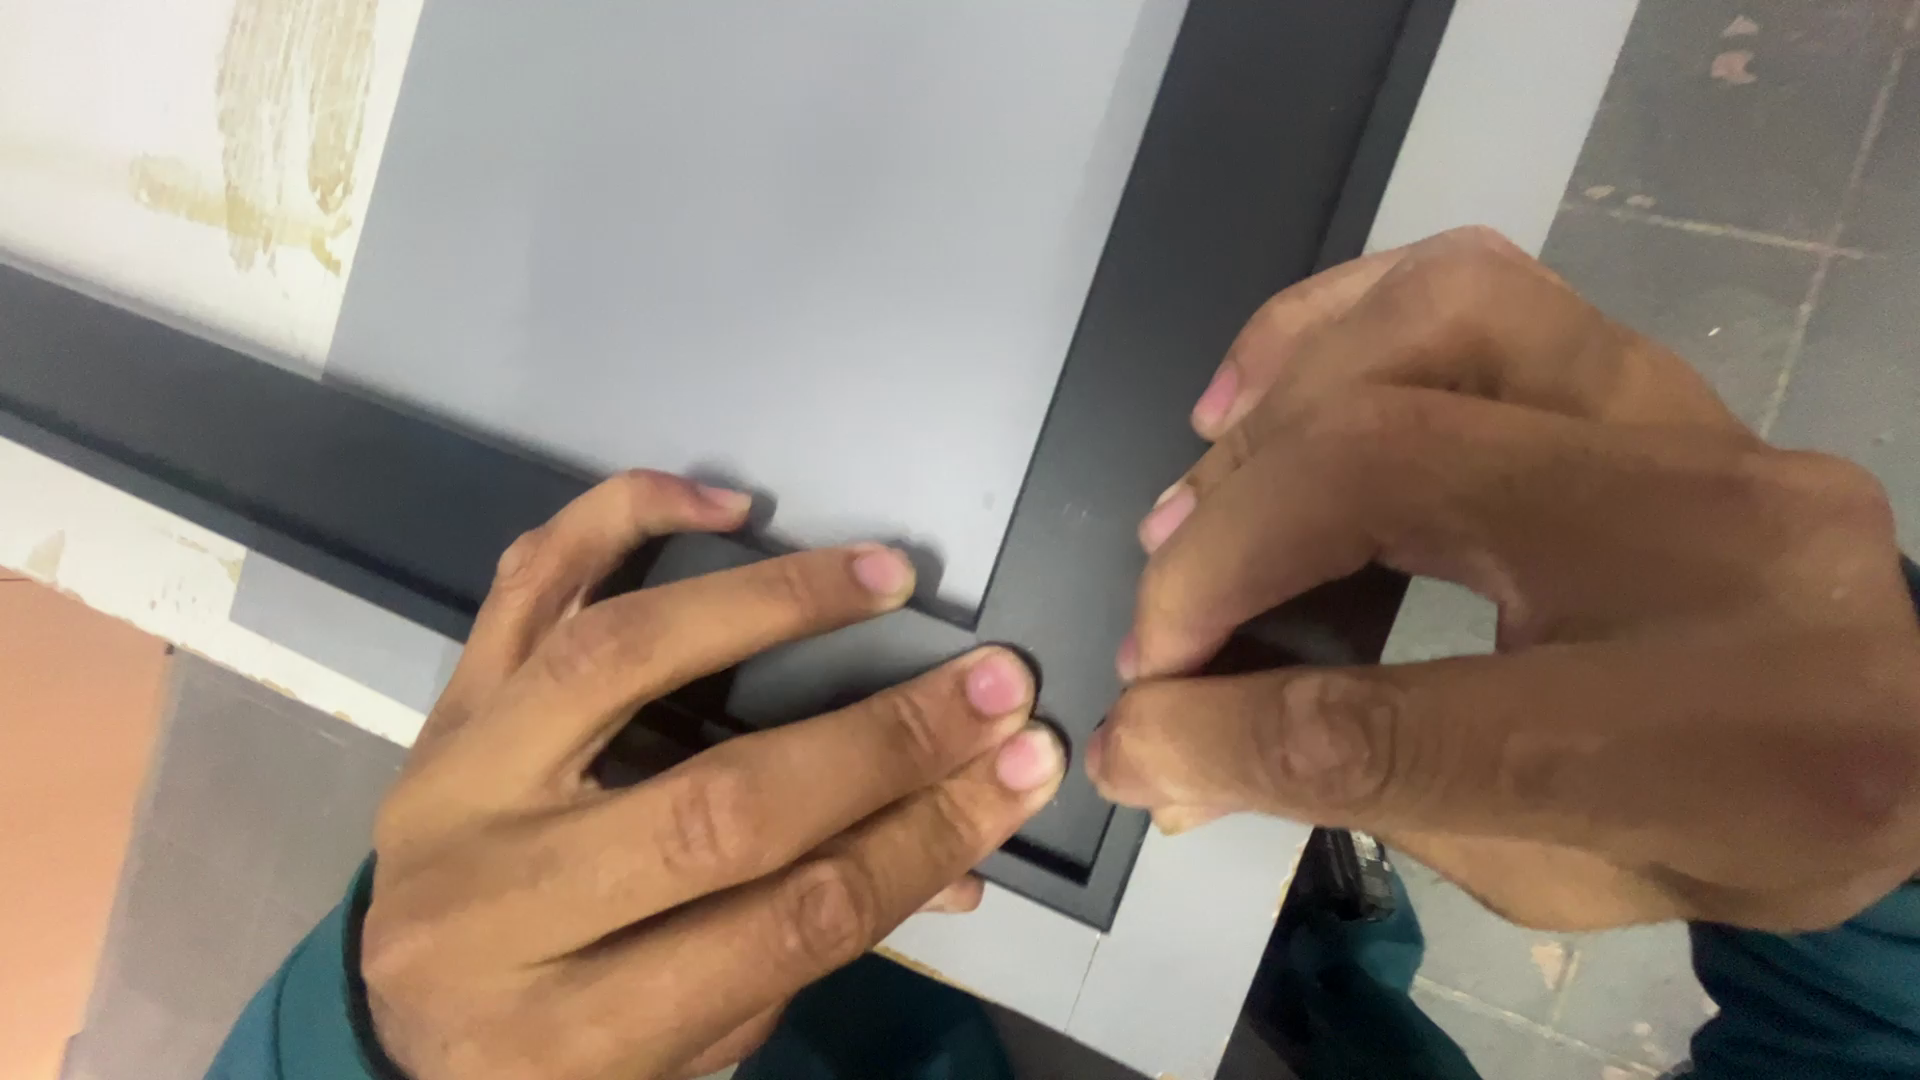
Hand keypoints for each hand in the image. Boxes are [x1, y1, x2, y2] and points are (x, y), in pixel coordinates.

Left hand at [360, 471, 1064, 1079]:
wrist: (401, 1015)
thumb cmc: (572, 1036)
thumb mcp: (700, 1030)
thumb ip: (824, 934)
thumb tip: (968, 857)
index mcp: (573, 1034)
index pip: (797, 919)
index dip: (929, 837)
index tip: (1025, 767)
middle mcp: (501, 900)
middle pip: (727, 804)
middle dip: (889, 737)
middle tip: (995, 681)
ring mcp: (459, 777)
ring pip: (620, 659)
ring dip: (778, 606)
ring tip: (887, 574)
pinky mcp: (450, 699)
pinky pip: (528, 580)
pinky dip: (626, 519)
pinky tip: (724, 504)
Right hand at [1088, 227, 1919, 932]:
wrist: (1878, 726)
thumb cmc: (1703, 825)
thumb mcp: (1532, 870)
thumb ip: (1334, 797)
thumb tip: (1150, 754)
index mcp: (1724, 737)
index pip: (1398, 725)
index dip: (1221, 729)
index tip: (1133, 734)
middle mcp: (1718, 535)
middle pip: (1386, 468)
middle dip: (1217, 555)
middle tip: (1154, 633)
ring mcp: (1686, 411)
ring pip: (1428, 321)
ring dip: (1265, 420)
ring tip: (1188, 511)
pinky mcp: (1631, 359)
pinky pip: (1454, 279)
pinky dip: (1311, 327)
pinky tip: (1240, 400)